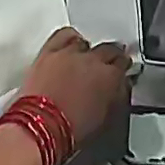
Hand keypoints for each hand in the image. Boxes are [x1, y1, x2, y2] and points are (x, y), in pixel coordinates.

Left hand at [19, 27, 131, 141]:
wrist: (41, 126)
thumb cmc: (70, 129)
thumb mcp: (105, 118)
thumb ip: (115, 97)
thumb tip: (116, 91)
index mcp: (111, 77)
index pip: (123, 64)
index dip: (123, 67)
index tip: (122, 69)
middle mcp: (92, 60)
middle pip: (108, 49)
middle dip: (110, 55)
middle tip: (108, 62)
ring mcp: (70, 54)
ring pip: (85, 42)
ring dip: (88, 48)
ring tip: (85, 56)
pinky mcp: (49, 52)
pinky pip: (63, 35)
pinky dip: (69, 37)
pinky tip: (69, 42)